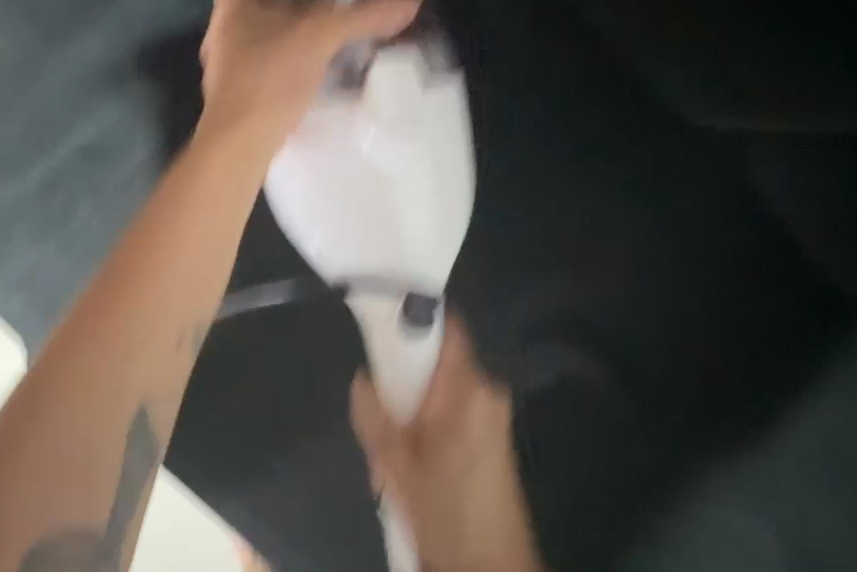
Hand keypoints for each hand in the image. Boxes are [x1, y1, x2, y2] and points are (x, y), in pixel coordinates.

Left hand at [197, 0, 421, 151]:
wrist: (238, 143)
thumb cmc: (268, 76)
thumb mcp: (320, 38)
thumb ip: (364, 16)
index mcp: (231, 1)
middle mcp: (221, 25)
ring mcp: (224, 59)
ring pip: (249, 24)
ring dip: (274, 13)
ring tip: (310, 5)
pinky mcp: (236, 88)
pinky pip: (258, 54)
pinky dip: (279, 46)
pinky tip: (306, 54)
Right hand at [350, 318, 542, 571]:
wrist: (494, 571)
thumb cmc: (448, 514)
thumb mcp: (397, 467)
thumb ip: (373, 414)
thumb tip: (362, 377)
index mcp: (469, 390)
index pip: (444, 326)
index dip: (411, 313)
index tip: (376, 311)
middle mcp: (487, 393)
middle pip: (433, 361)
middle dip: (398, 380)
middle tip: (372, 406)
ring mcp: (491, 416)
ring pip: (436, 390)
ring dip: (407, 409)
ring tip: (387, 451)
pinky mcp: (490, 438)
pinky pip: (449, 411)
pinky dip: (424, 426)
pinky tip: (406, 463)